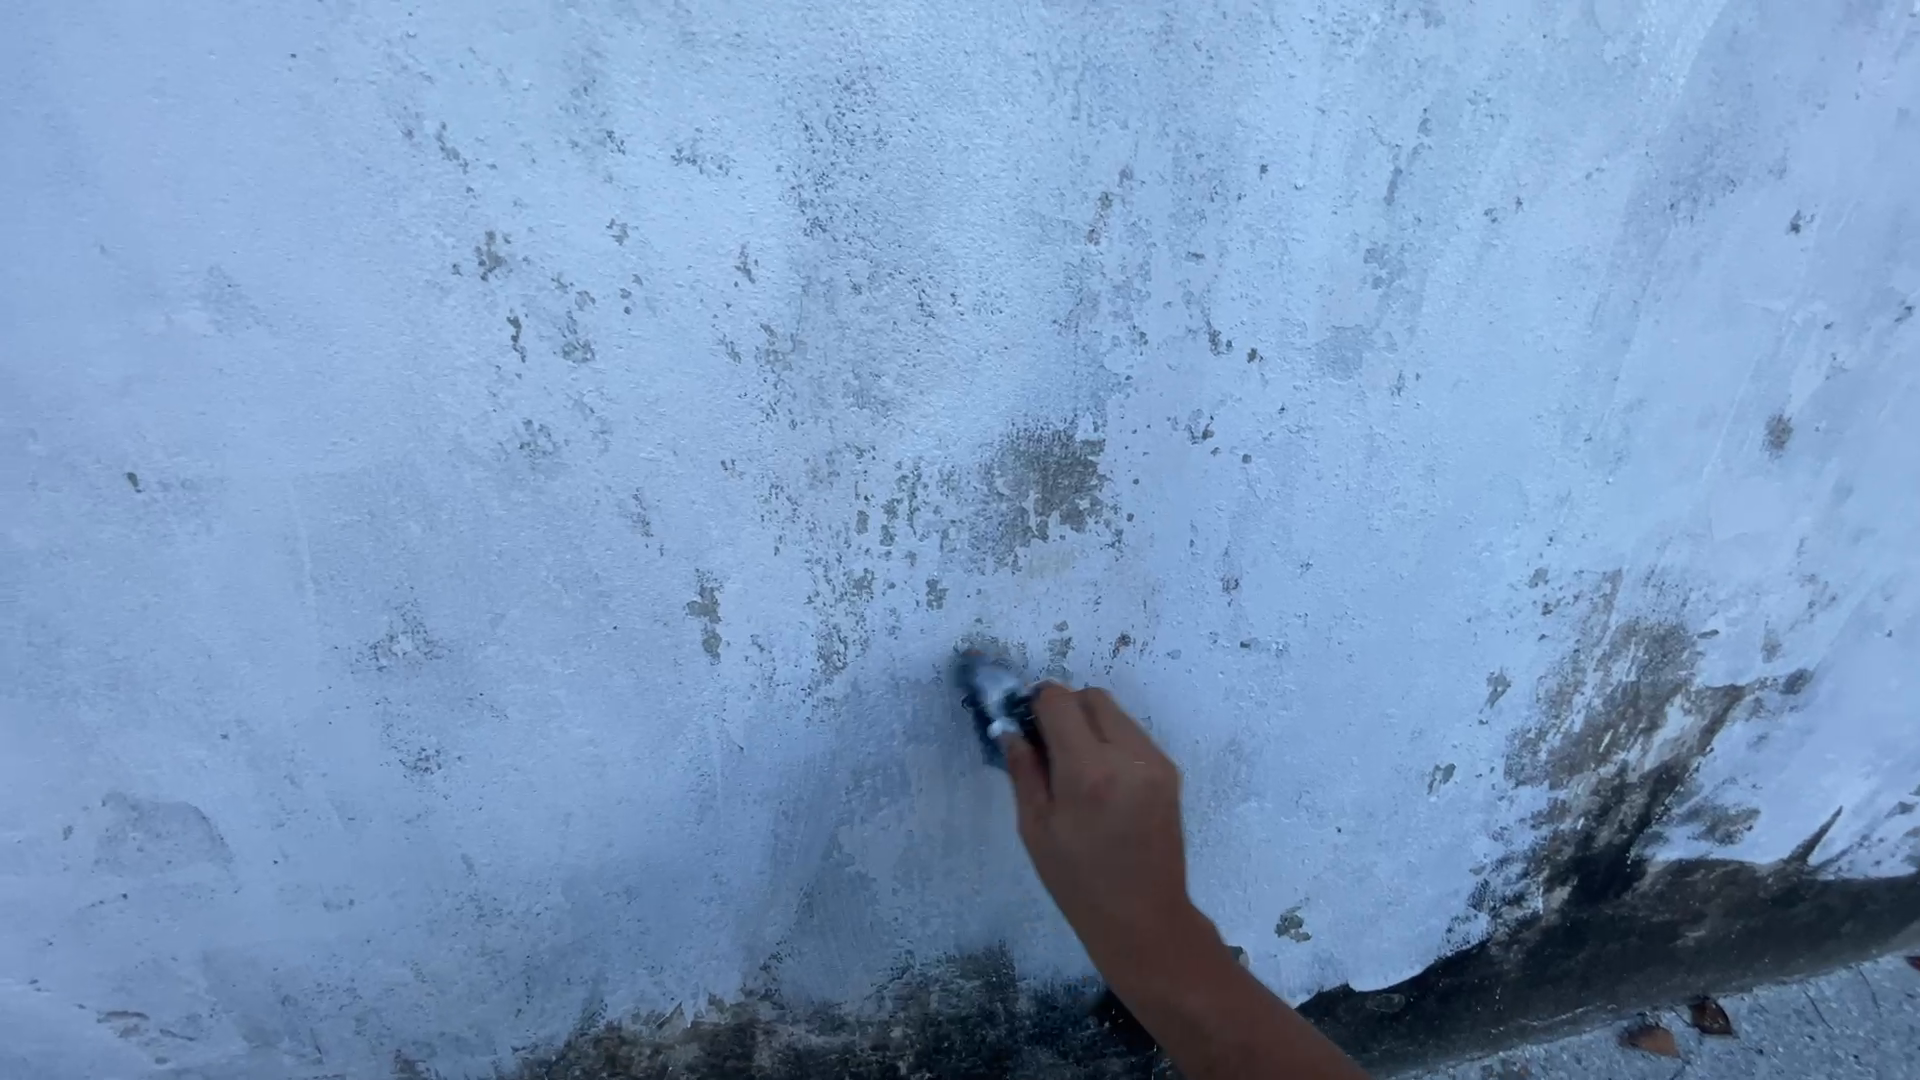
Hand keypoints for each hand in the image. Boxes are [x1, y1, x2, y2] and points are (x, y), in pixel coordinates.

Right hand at [1002, 683, 1220, 981]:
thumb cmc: (1078, 880)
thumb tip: (1011, 728)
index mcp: (1088, 771)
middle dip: (1064, 707)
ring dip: (1089, 722)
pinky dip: (1111, 739)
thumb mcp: (1035, 828)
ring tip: (1075, 764)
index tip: (1026, 724)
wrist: (1145, 919)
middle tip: (1048, 743)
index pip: (1059, 700)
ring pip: (1115, 711)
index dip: (1036, 703)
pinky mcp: (1170, 770)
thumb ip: (1023, 769)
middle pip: (1090, 696)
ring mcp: (1155, 760)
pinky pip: (1133, 733)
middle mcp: (1127, 755)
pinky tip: (1102, 778)